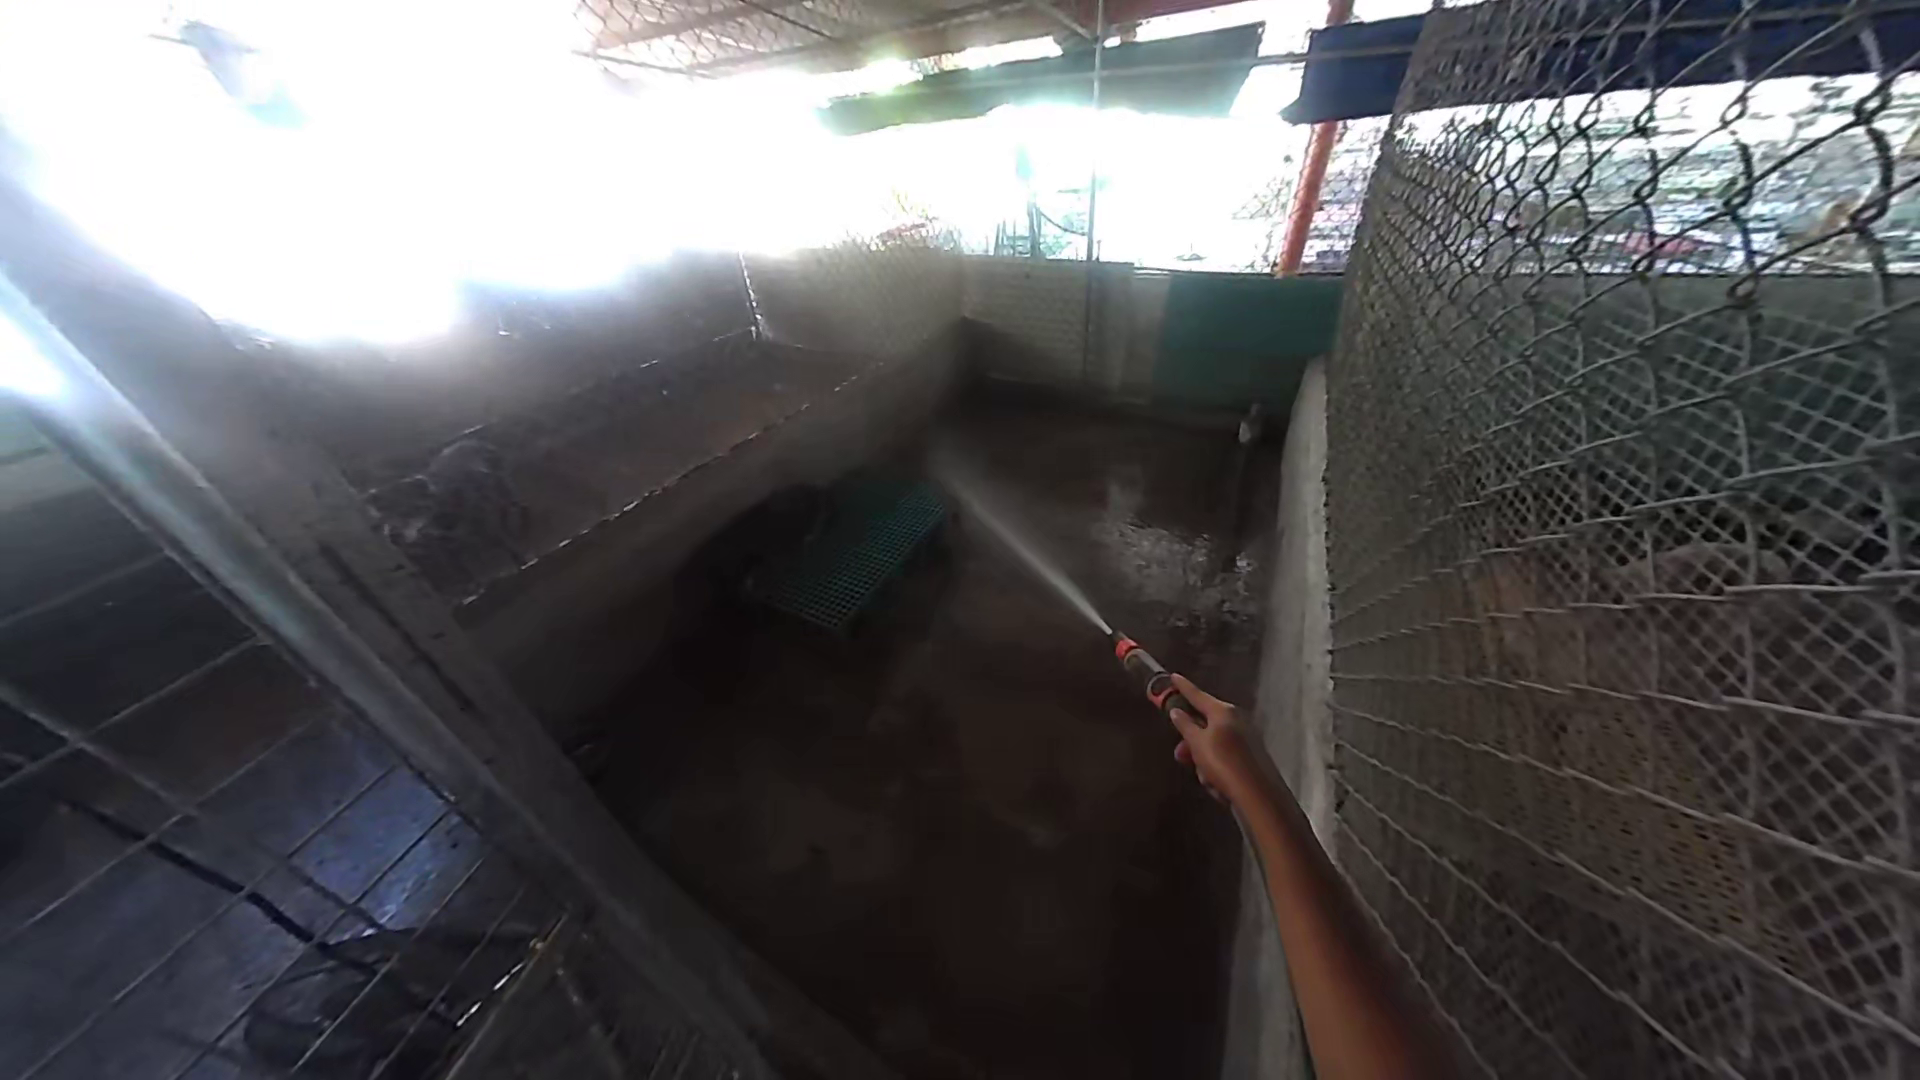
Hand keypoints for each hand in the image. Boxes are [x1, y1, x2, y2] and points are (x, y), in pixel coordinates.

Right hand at [1168, 674, 1274, 806]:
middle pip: (1204, 724)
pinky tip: (1217, 785)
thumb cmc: (1223, 763)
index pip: (1198, 695)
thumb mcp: (1197, 743)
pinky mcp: (1251, 759)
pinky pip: (1224, 759)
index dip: (1183, 687)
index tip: (1173, 676)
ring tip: (1204, 777)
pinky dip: (1216, 770)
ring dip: (1203, 760)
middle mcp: (1237, 721)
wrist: (1258, 797)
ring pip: (1212, 745)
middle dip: (1190, 742)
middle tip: (1180, 755)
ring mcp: (1246, 740)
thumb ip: (1185, 725)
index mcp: (1224, 712)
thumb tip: (1177, 711)